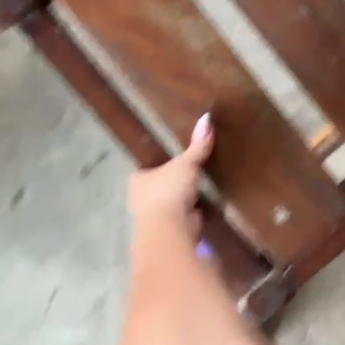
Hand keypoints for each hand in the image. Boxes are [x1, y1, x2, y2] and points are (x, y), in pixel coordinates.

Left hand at [129, 114, 211, 240]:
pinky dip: (190, 212)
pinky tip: (203, 206)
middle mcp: (140, 198)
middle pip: (157, 185)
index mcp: (137, 179)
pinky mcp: (169, 229)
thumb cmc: (169, 191)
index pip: (146, 168)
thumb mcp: (186, 163)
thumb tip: (207, 116)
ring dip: (181, 199)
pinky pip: (182, 215)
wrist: (170, 228)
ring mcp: (153, 216)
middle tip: (188, 172)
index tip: (172, 160)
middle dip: (170, 182)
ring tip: (199, 187)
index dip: (157, 163)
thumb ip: (197, 145)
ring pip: (169, 202)